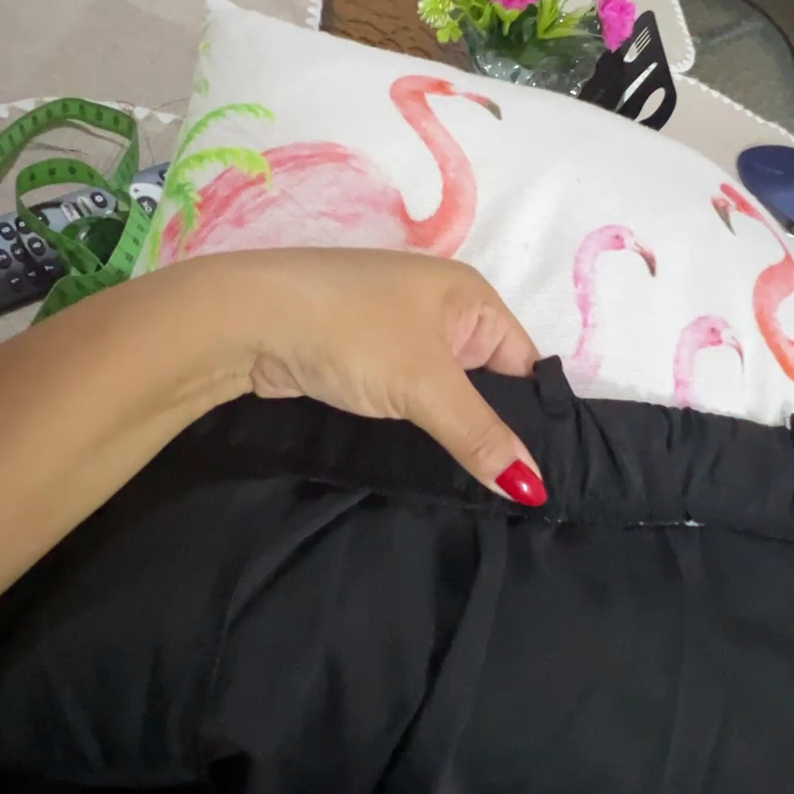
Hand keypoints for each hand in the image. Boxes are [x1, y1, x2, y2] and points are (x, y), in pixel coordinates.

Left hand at [203, 249, 547, 505]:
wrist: (248, 318)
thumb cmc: (352, 333)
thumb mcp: (425, 384)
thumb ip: (480, 435)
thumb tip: (534, 487)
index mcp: (470, 297)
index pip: (525, 364)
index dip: (536, 419)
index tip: (544, 479)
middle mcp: (441, 310)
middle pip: (487, 381)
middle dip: (494, 432)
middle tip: (514, 496)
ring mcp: (400, 334)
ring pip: (445, 394)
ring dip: (455, 433)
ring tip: (478, 492)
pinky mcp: (366, 360)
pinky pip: (410, 398)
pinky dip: (419, 428)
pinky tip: (430, 467)